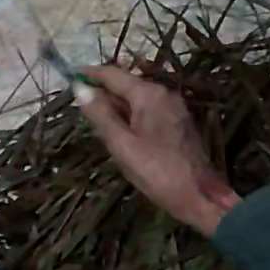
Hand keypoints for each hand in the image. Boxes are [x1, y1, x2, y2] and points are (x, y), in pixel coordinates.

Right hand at [77, 65, 239, 235]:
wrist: (199, 195)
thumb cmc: (156, 171)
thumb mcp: (121, 144)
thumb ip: (100, 115)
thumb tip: (81, 90)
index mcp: (149, 95)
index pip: (113, 74)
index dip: (90, 74)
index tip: (70, 76)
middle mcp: (163, 93)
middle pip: (126, 83)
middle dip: (103, 90)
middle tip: (79, 100)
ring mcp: (173, 107)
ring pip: (137, 98)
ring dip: (115, 103)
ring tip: (94, 116)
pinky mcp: (178, 122)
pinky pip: (147, 109)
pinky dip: (130, 113)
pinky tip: (119, 129)